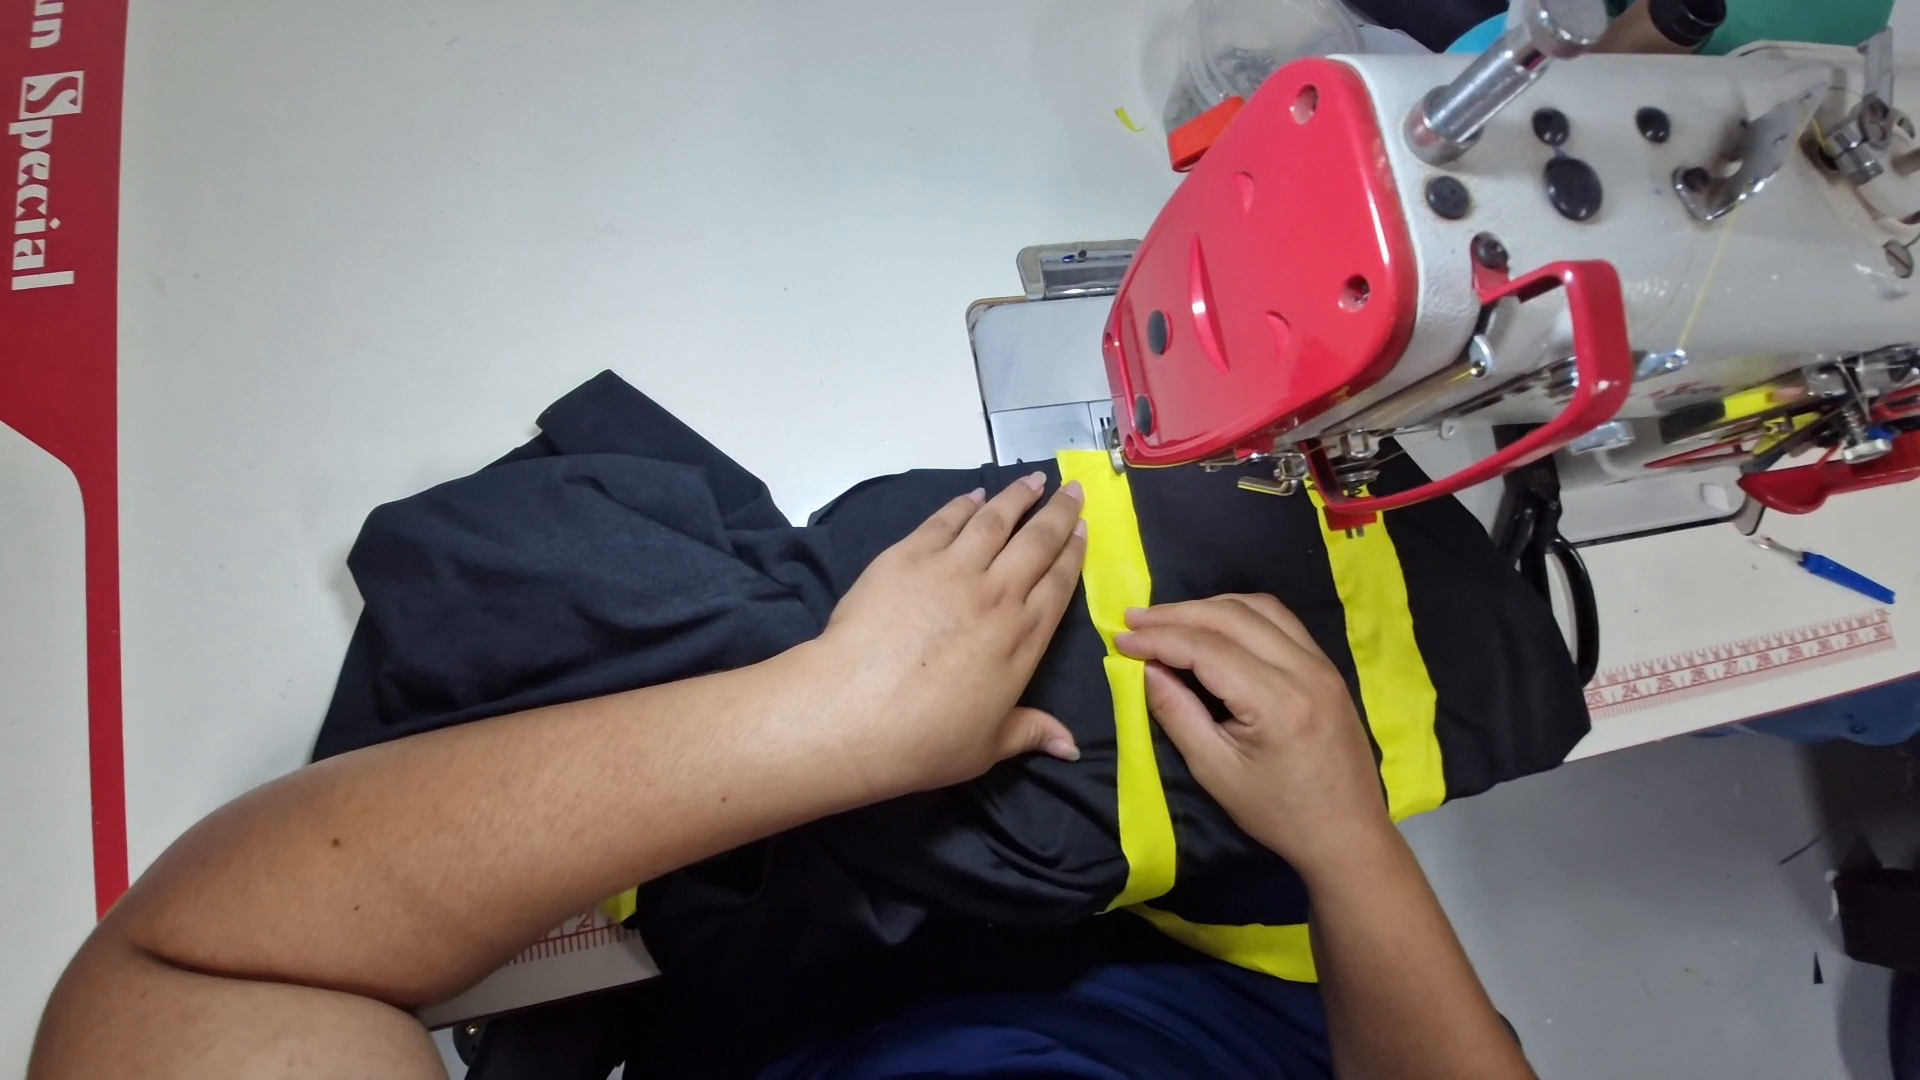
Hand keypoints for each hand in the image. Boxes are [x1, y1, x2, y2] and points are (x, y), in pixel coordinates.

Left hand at [808, 472, 1087, 796]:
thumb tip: (1072, 747)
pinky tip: (973, 496)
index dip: (1074, 551)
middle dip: (1058, 512)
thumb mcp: (987, 746)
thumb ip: (1032, 733)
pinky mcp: (908, 556)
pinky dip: (963, 504)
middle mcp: (996, 593)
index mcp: (1022, 636)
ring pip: (994, 520)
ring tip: (1032, 479)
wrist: (854, 709)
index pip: (1059, 582)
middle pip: (1036, 542)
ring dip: (1017, 496)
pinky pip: (944, 521)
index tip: (1083, 528)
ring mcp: (951, 569)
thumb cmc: (924, 737)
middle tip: (1072, 490)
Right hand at [1115, 595, 1393, 879]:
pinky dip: (1236, 612)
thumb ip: (1176, 712)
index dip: (1158, 638)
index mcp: (1277, 701)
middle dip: (1176, 613)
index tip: (1120, 638)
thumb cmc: (1277, 812)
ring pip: (1257, 607)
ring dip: (1207, 607)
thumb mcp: (1214, 770)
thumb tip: (1144, 667)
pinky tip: (1211, 625)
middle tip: (1134, 620)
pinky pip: (1278, 618)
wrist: (1348, 836)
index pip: (1206, 648)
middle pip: (1230, 615)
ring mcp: (1321, 663)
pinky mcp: (1326, 666)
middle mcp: (1304, 669)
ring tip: (1167, 620)